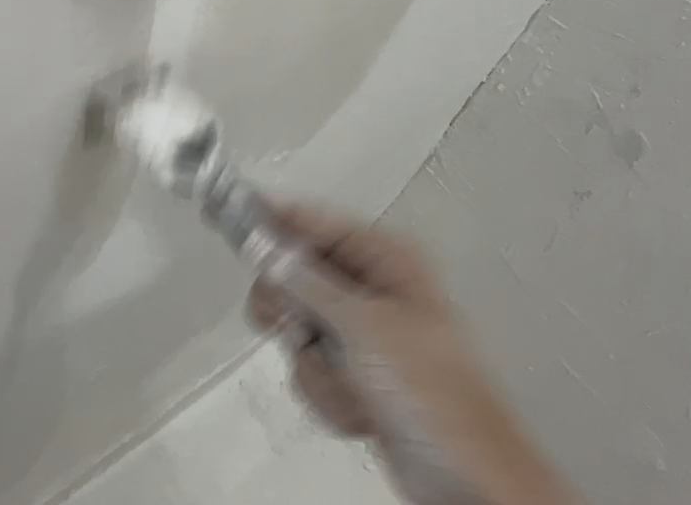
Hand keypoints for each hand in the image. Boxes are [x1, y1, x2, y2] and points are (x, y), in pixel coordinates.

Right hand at [245, 199, 580, 504]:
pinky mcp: (353, 371)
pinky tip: (359, 411)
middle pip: (292, 273)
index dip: (268, 215)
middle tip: (297, 330)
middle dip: (293, 314)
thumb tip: (257, 241)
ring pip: (295, 324)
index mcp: (386, 259)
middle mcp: (370, 286)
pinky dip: (326, 390)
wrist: (469, 482)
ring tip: (350, 386)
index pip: (313, 221)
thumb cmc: (426, 390)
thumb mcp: (362, 327)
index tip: (221, 212)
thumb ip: (303, 280)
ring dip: (315, 364)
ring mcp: (360, 331)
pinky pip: (308, 363)